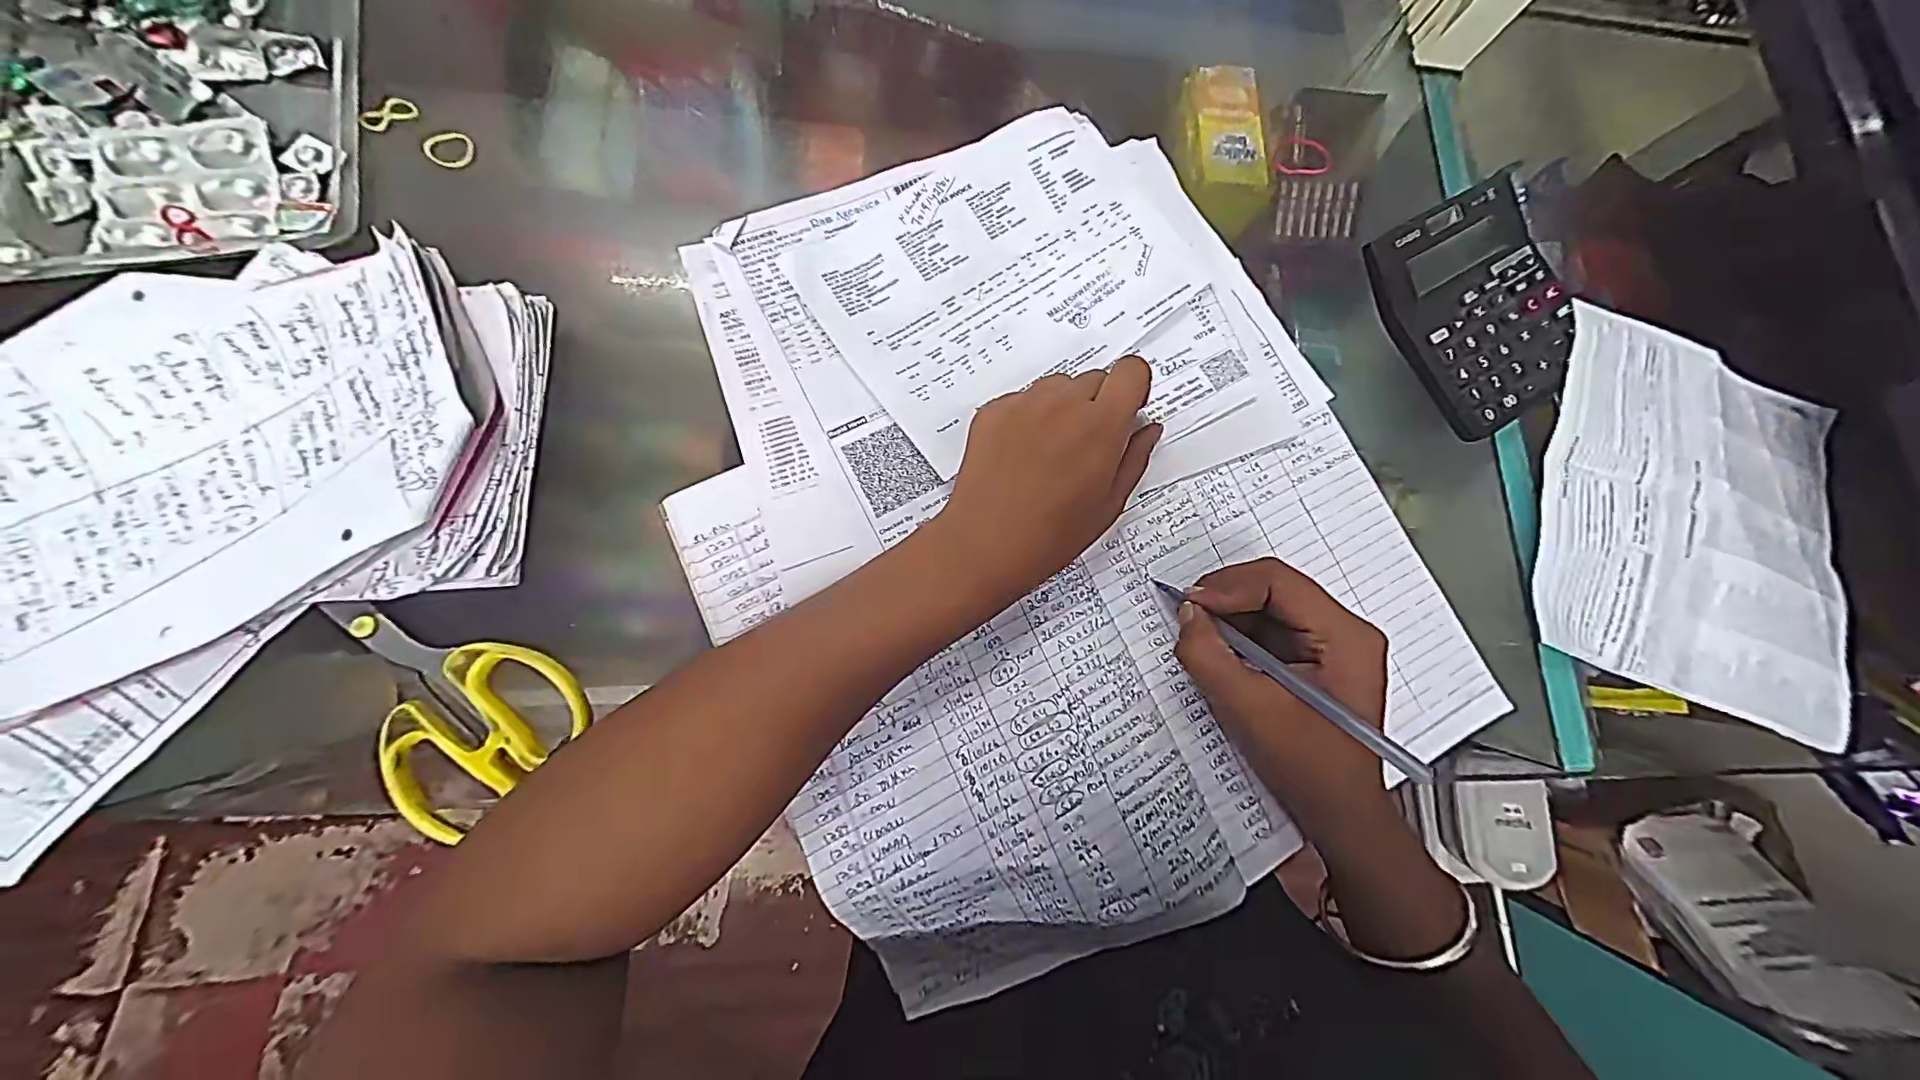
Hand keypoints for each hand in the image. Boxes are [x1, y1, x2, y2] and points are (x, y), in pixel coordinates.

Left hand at [932, 356, 1161, 596]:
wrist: (985, 544)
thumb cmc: (1044, 535)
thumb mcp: (1107, 505)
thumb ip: (1133, 458)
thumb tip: (1146, 432)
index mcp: (1100, 426)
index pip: (1131, 371)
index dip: (1134, 387)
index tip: (1129, 404)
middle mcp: (1062, 406)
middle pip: (1094, 378)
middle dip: (1098, 404)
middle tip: (1088, 443)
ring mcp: (1024, 406)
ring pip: (1056, 387)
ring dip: (1061, 408)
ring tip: (1052, 453)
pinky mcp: (993, 412)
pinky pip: (1020, 400)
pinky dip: (1026, 418)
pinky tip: (1024, 455)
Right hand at [1172, 558, 1389, 828]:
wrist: (1335, 813)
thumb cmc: (1313, 771)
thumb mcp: (1250, 710)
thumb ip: (1209, 656)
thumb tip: (1187, 615)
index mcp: (1345, 638)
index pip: (1277, 582)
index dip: (1227, 587)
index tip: (1191, 605)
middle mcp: (1342, 633)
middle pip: (1270, 589)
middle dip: (1224, 602)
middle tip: (1188, 618)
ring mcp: (1326, 646)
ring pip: (1263, 608)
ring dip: (1226, 621)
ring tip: (1201, 643)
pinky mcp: (1307, 659)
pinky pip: (1263, 631)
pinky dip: (1234, 638)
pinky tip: (1218, 657)